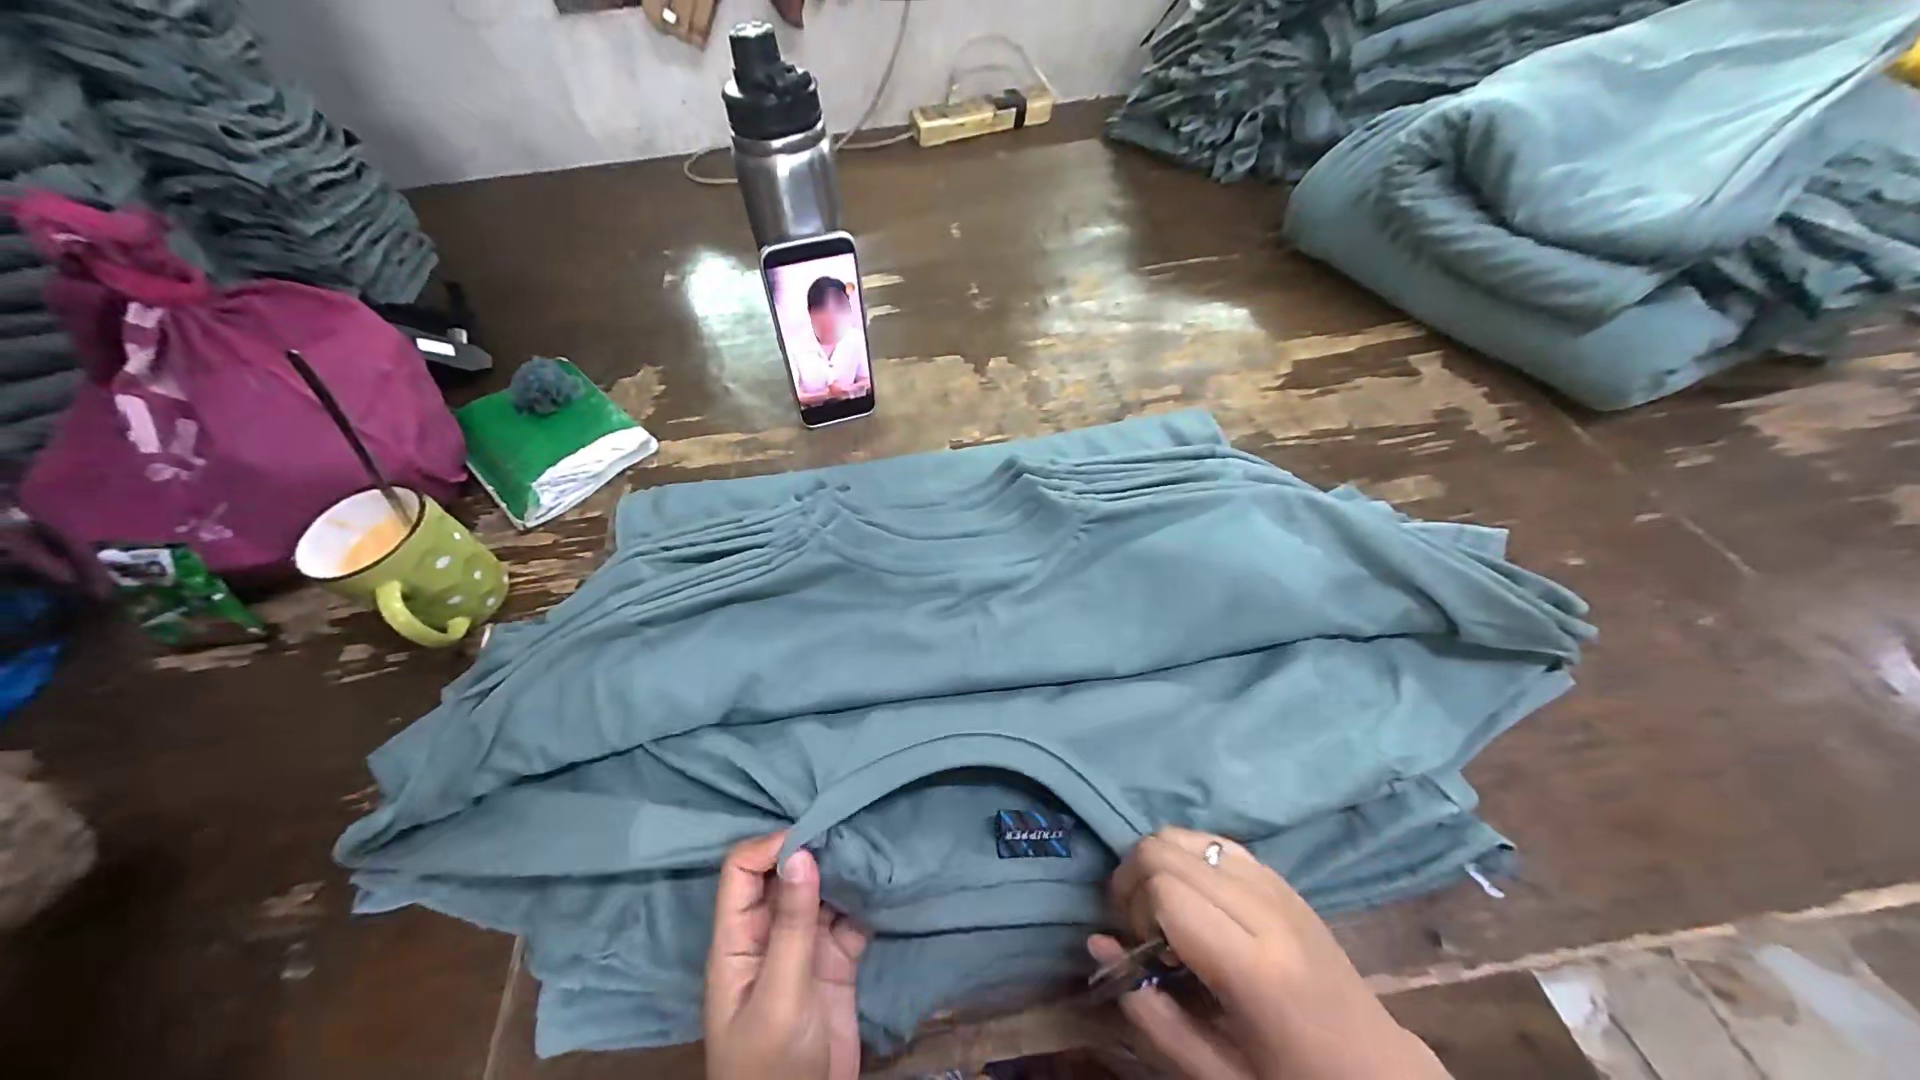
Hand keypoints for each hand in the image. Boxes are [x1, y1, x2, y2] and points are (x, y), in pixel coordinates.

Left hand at [705, 832, 868, 1079]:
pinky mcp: (834, 961)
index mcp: (738, 940)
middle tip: (851, 829)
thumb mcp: (780, 996)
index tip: (812, 837)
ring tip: (872, 848)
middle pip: (785, 875)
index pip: (742, 872)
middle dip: (814, 850)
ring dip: (843, 872)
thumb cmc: (771, 1068)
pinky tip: (884, 883)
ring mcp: (803, 947)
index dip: (771, 847)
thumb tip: (800, 853)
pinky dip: (865, 900)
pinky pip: (849, 918)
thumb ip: (791, 925)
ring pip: (820, 892)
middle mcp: (768, 934)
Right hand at [1093, 827, 1448, 1079]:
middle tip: (1138, 926)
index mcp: (1254, 968)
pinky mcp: (1282, 878)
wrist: (1378, 1072)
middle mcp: (1265, 910)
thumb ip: (1153, 1013)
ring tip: (1161, 909)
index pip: (1165, 890)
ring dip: (1157, 863)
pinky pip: (1213, 842)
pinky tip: (1192, 898)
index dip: (1134, 910)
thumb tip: (1097, 944)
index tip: (1138, 948)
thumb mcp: (1217, 1075)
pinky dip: (1186, 858)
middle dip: (1133, 879)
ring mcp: (1277, 886)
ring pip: (1185, 835)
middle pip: (1166, 850)